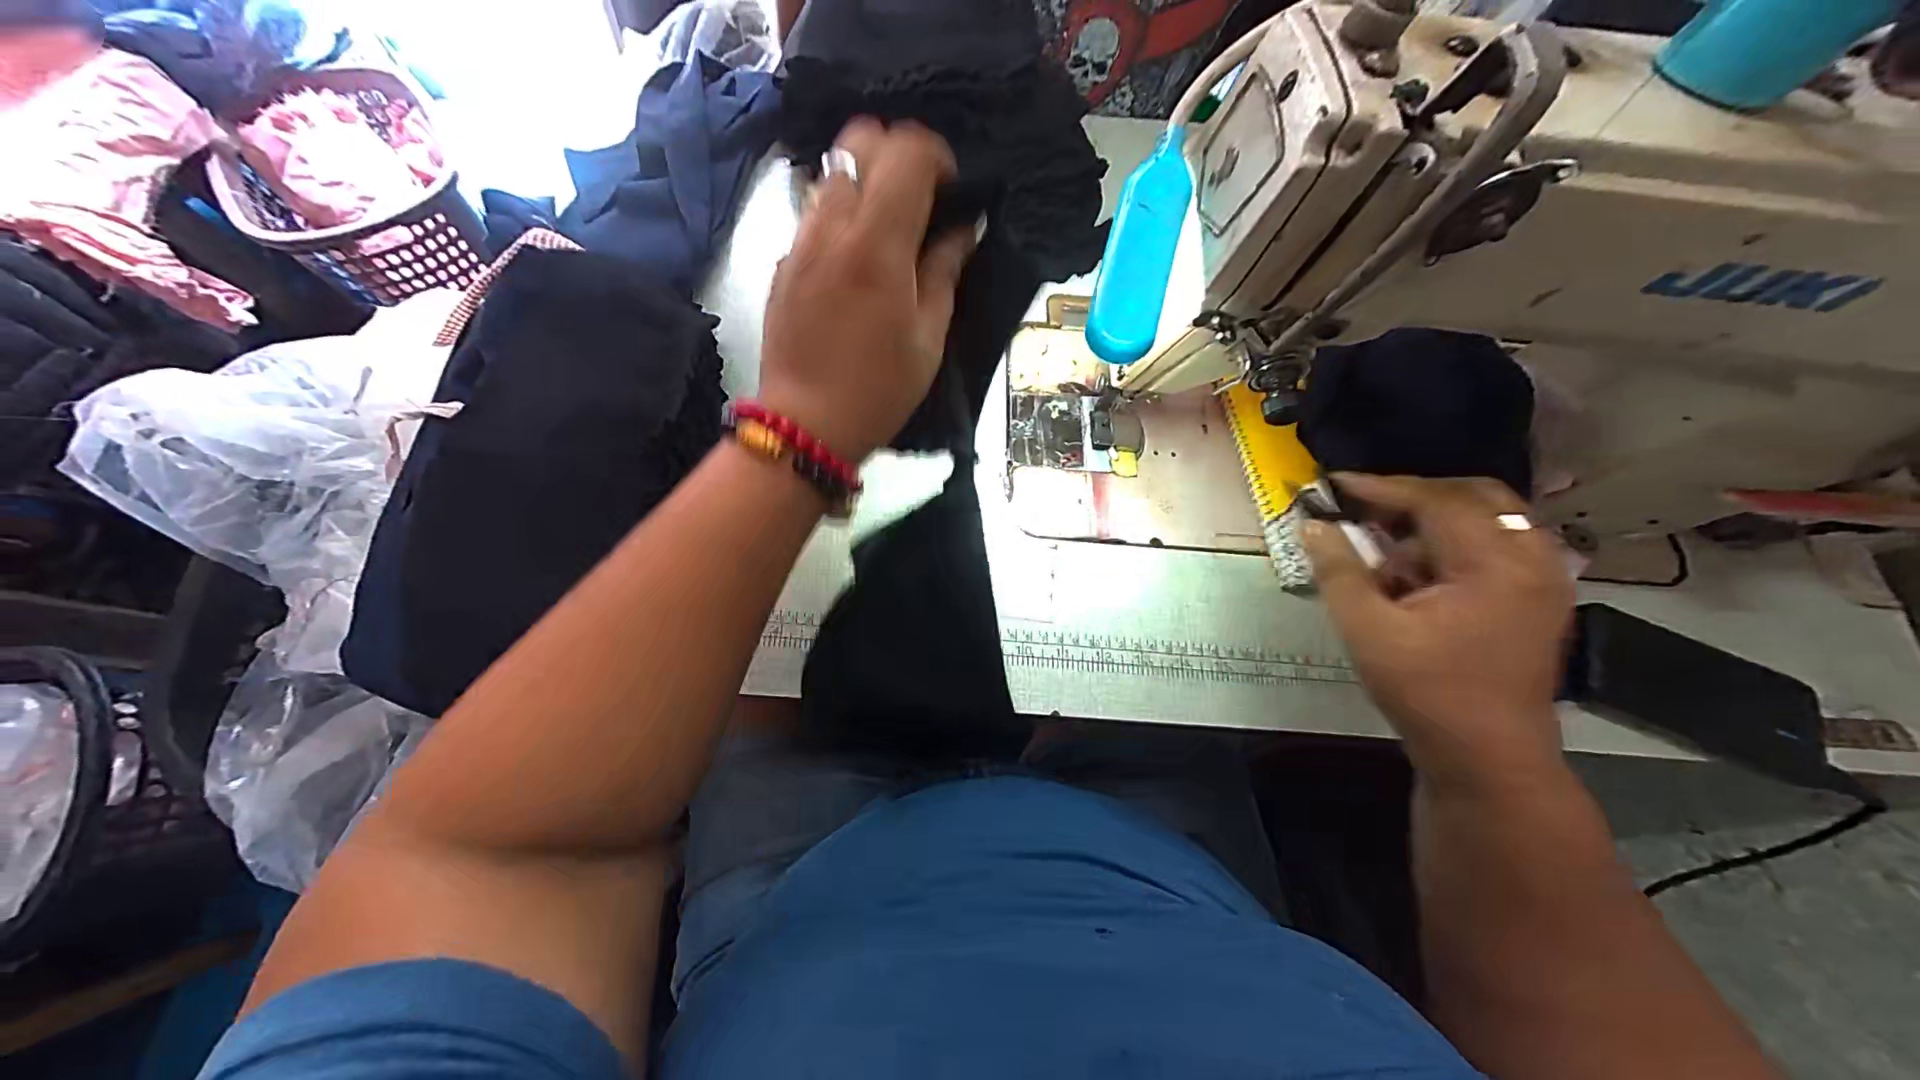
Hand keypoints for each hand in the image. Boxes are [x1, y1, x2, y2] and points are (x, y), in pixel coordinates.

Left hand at [758, 118, 975, 462]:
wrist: (805, 424)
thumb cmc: (878, 389)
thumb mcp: (929, 338)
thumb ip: (945, 272)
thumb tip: (962, 230)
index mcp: (877, 245)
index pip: (906, 151)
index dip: (937, 157)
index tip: (951, 191)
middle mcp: (832, 227)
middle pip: (860, 139)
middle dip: (897, 154)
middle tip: (920, 200)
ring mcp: (800, 241)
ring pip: (832, 170)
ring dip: (866, 181)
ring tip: (889, 227)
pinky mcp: (783, 261)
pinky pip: (814, 210)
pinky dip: (841, 212)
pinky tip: (856, 256)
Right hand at [1303, 474, 1574, 790]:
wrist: (1489, 757)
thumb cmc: (1427, 693)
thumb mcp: (1367, 631)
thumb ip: (1339, 571)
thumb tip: (1313, 525)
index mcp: (1495, 565)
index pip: (1437, 501)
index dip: (1381, 487)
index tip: (1336, 484)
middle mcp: (1533, 560)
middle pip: (1474, 496)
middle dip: (1415, 496)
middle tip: (1366, 507)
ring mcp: (1544, 580)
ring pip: (1490, 519)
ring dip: (1436, 520)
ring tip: (1387, 542)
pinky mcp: (1539, 599)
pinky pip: (1500, 545)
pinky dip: (1456, 544)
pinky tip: (1419, 571)